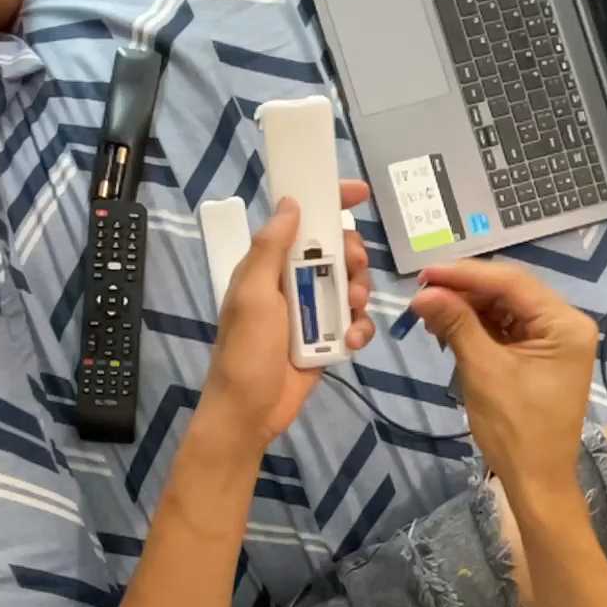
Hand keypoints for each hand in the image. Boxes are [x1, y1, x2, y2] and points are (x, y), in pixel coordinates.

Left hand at [200, 181, 376, 448]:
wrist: (250, 412)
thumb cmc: (246, 351)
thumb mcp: (252, 294)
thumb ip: (270, 248)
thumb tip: (291, 204)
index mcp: (269, 267)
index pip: (301, 222)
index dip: (330, 203)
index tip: (358, 194)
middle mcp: (292, 284)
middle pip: (337, 252)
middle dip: (351, 256)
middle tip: (350, 268)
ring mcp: (312, 313)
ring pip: (352, 286)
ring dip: (358, 293)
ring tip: (349, 309)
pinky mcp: (328, 341)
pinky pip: (356, 323)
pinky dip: (360, 329)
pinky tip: (351, 341)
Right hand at [410, 260, 597, 494]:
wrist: (536, 481)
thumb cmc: (515, 429)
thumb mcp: (484, 371)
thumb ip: (456, 325)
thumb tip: (423, 294)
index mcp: (565, 324)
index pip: (512, 283)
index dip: (465, 275)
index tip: (425, 274)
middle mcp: (565, 325)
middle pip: (509, 293)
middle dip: (464, 293)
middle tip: (422, 295)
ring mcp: (553, 342)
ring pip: (504, 311)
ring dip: (466, 311)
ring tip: (429, 315)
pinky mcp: (539, 359)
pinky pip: (505, 332)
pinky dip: (476, 330)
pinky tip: (448, 331)